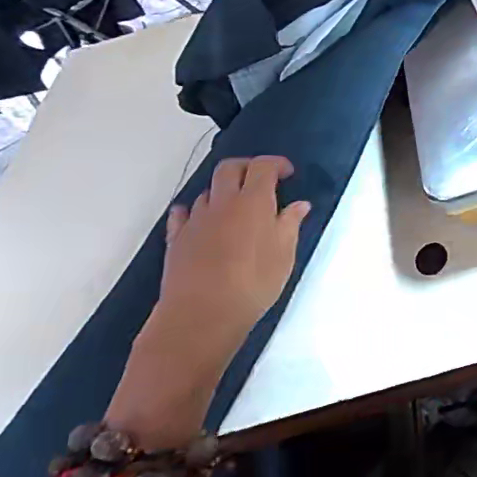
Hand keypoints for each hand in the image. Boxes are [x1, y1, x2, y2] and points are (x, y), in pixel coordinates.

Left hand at [144, 156, 311, 382]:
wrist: (202, 313)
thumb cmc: (253, 282)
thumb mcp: (285, 254)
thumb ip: (291, 224)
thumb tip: (299, 205)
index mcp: (253, 201)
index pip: (263, 166)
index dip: (276, 163)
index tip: (287, 172)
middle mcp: (222, 202)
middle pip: (229, 168)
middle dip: (246, 167)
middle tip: (260, 179)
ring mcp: (196, 219)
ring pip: (207, 191)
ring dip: (222, 191)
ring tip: (235, 207)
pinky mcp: (176, 239)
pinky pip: (183, 214)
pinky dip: (194, 211)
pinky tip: (201, 221)